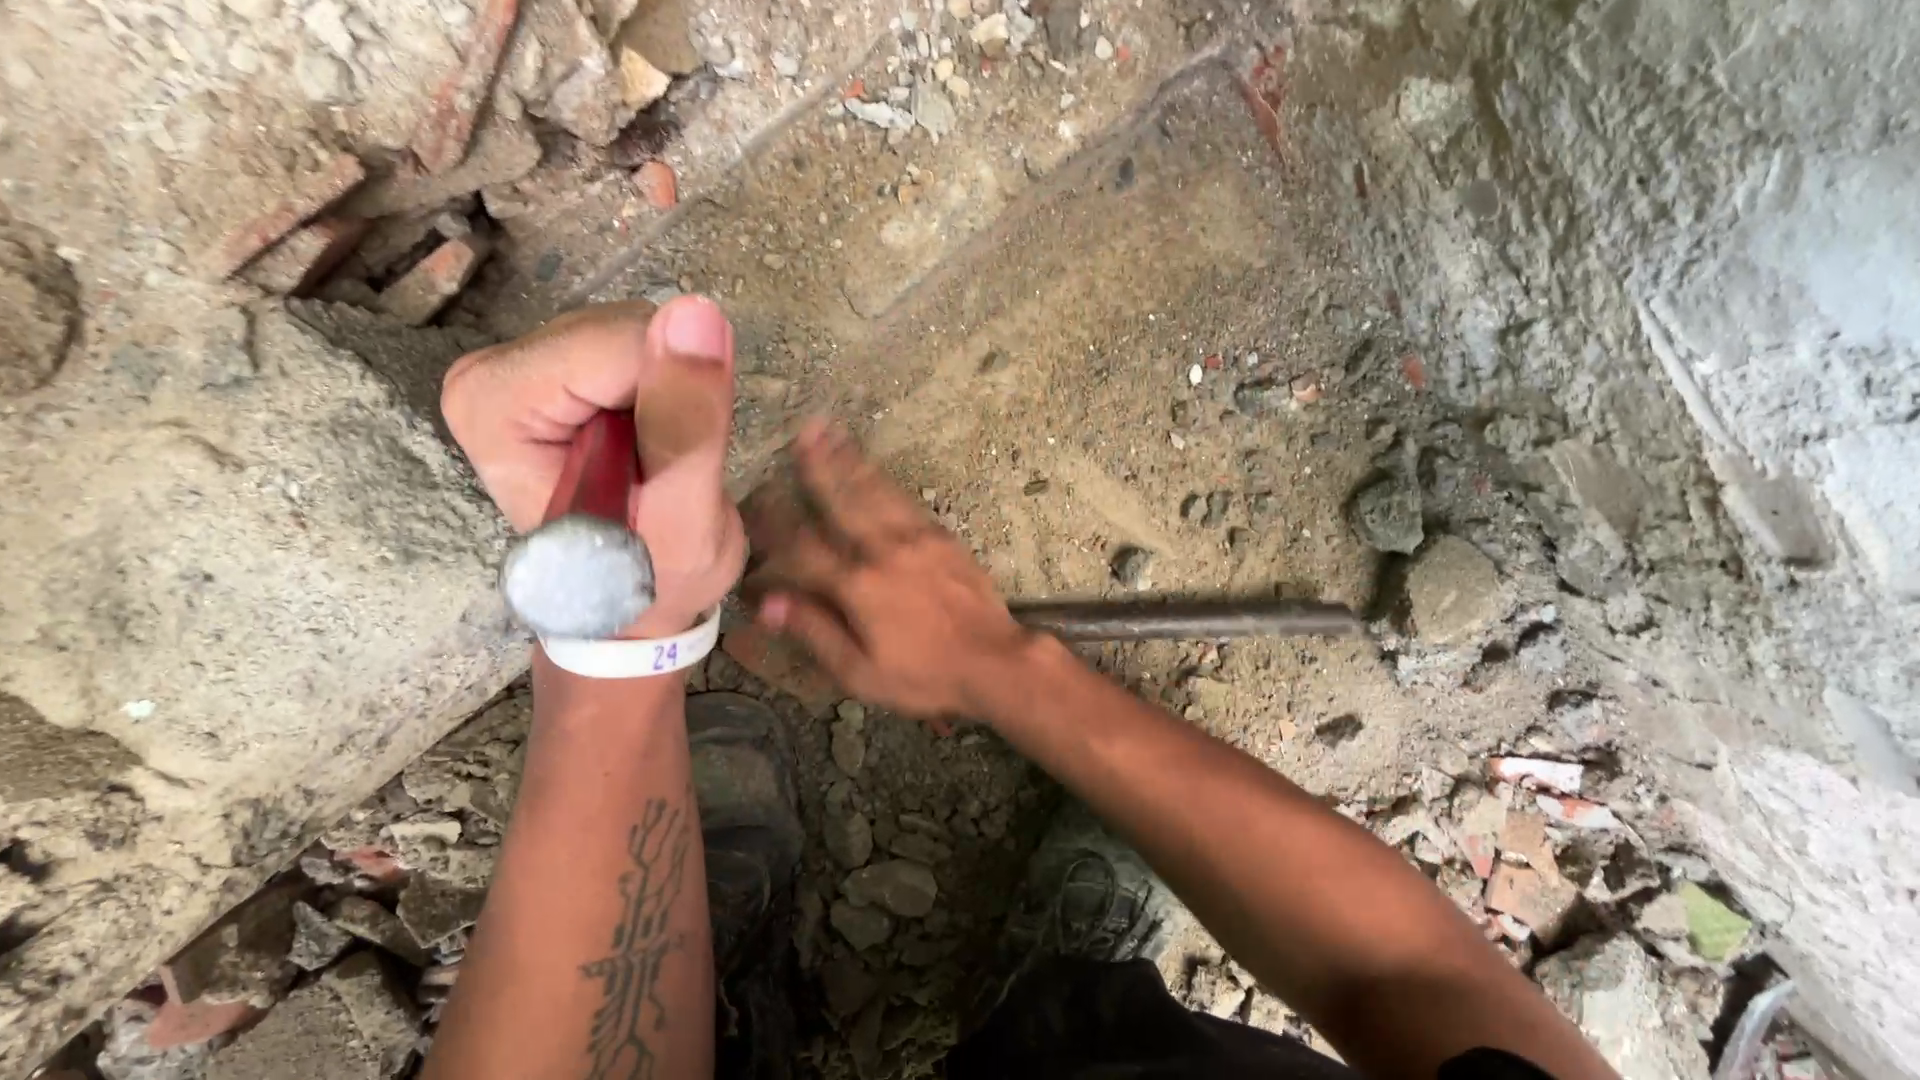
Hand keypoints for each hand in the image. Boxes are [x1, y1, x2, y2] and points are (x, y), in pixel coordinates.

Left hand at [441, 296, 746, 639]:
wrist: (633, 602)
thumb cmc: (650, 580)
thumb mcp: (682, 520)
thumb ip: (687, 423)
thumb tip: (700, 310)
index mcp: (497, 403)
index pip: (624, 347)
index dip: (677, 398)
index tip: (676, 462)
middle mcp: (493, 369)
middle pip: (629, 331)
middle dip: (674, 394)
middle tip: (672, 465)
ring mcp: (521, 363)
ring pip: (642, 331)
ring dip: (676, 392)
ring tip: (662, 456)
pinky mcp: (556, 364)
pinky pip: (644, 343)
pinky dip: (670, 388)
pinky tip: (655, 436)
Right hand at [744, 421, 1036, 720]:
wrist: (994, 661)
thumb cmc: (924, 675)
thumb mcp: (860, 671)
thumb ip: (814, 631)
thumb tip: (768, 602)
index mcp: (857, 586)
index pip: (803, 547)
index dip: (775, 524)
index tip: (753, 502)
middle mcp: (883, 550)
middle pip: (841, 500)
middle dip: (816, 467)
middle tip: (799, 434)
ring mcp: (917, 538)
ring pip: (874, 490)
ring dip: (848, 460)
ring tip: (828, 431)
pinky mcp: (943, 537)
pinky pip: (904, 498)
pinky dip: (883, 478)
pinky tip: (872, 467)